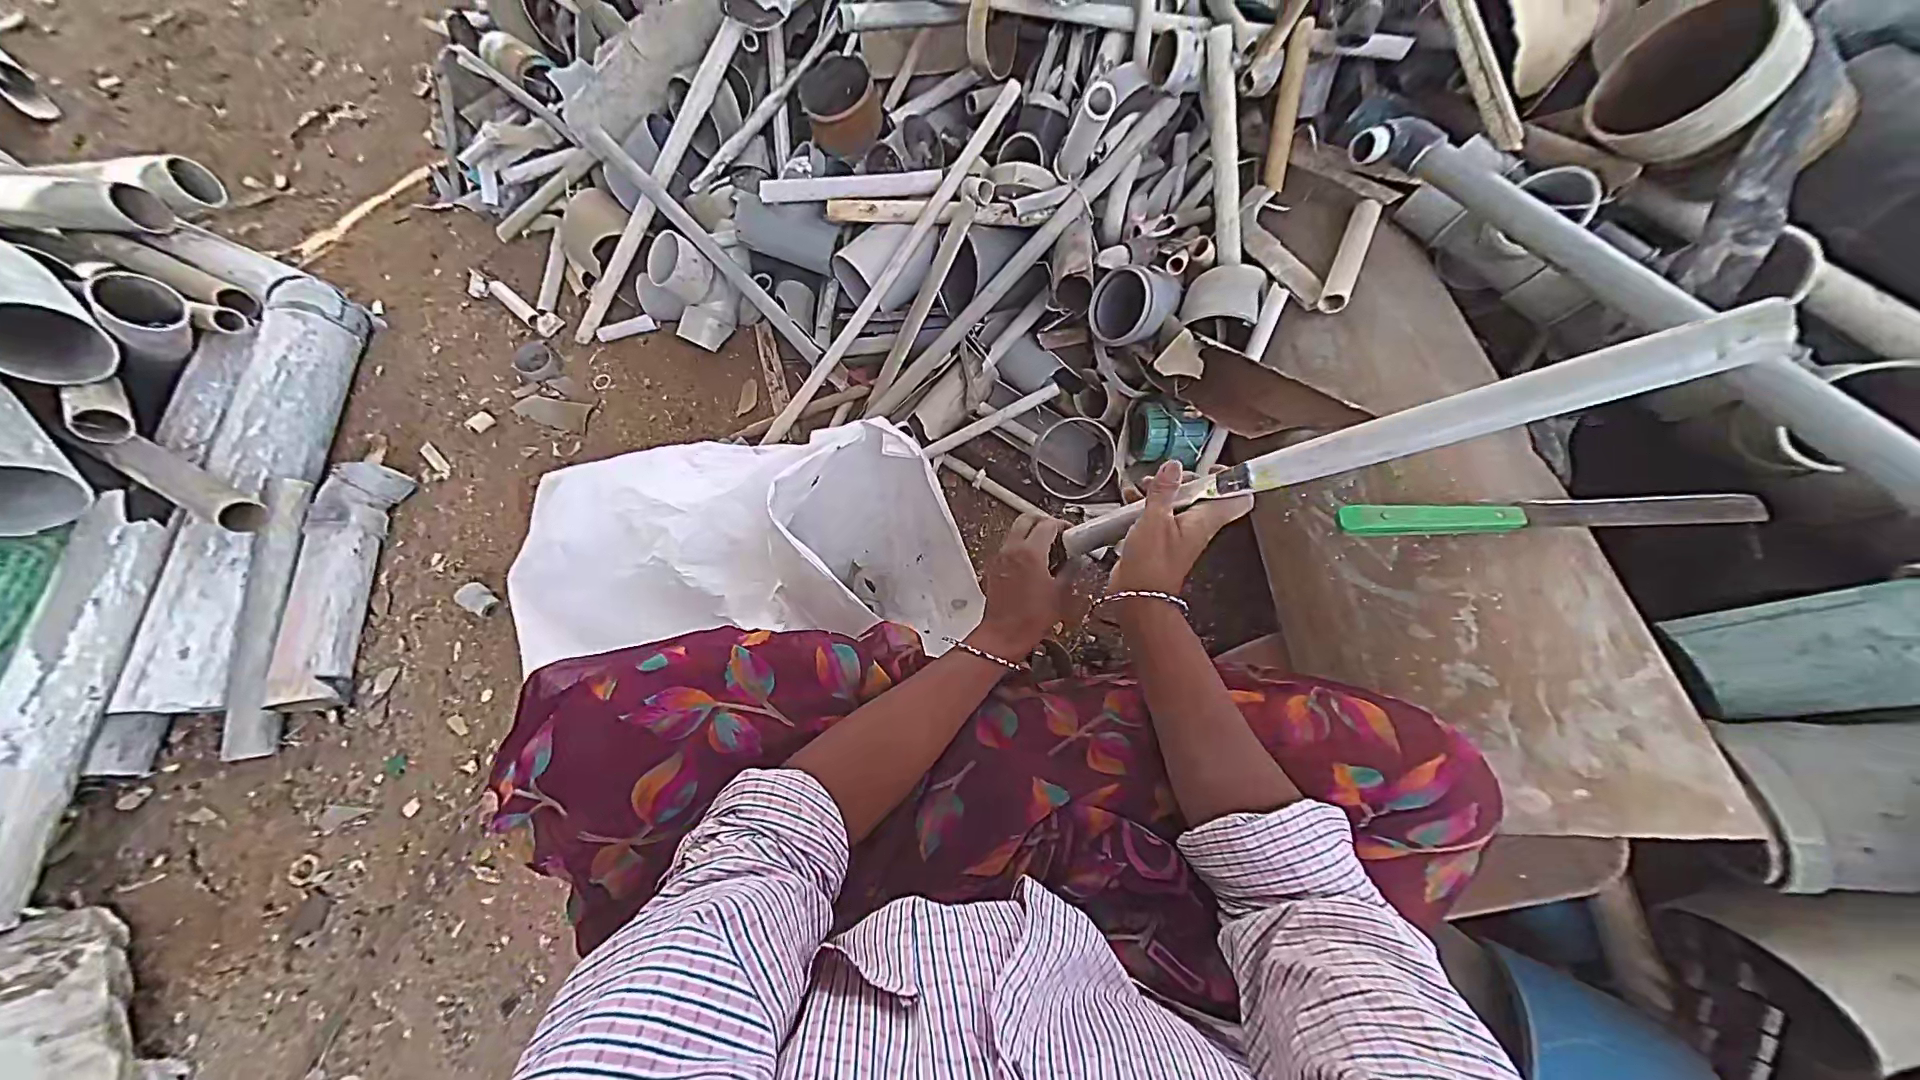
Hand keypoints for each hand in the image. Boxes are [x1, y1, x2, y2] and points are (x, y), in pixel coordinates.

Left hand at [969, 513, 1076, 660]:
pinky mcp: (993, 568)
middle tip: (1058, 536)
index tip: (1071, 534)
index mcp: (1030, 552)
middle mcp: (1011, 550)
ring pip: (1015, 532)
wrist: (1005, 635)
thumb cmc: (1030, 619)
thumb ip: (1071, 568)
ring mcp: (1000, 558)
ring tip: (1047, 552)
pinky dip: (1021, 549)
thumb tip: (1076, 559)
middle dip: (1044, 523)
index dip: (1064, 526)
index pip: (1048, 524)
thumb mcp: (1062, 592)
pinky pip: (1008, 548)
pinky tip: (1033, 566)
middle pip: (1027, 519)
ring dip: (1031, 535)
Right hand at [1108, 461, 1255, 595]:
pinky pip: (1159, 514)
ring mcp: (1179, 532)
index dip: (1229, 478)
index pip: (1236, 496)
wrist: (1136, 594)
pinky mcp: (1161, 538)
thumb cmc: (1151, 564)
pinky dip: (1147, 504)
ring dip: (1161, 491)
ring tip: (1142, 487)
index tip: (1211, 467)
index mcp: (1205, 520)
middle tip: (1165, 477)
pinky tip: (1131, 501)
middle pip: (1202, 494)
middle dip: (1182, 480)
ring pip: (1177, 502)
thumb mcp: (1155, 520)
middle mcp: (1196, 525)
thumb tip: (1173, 467)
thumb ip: (1164, 491)